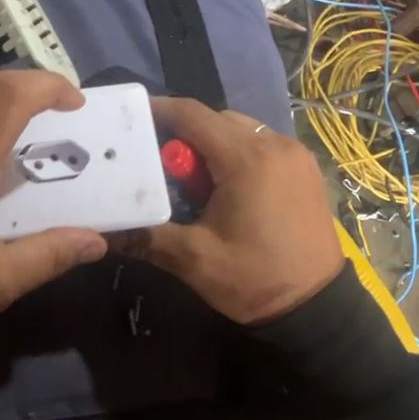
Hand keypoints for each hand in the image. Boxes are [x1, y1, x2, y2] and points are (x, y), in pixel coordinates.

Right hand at [114, 97, 344, 323]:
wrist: (316, 308)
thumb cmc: (253, 279)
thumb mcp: (192, 259)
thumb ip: (145, 235)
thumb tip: (102, 231)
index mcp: (246, 158)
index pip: (192, 114)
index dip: (158, 111)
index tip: (131, 120)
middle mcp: (275, 145)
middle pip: (216, 120)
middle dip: (184, 137)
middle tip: (161, 169)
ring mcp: (295, 155)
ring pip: (240, 131)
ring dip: (212, 146)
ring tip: (194, 183)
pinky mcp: (305, 170)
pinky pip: (262, 146)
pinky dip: (237, 156)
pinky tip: (226, 189)